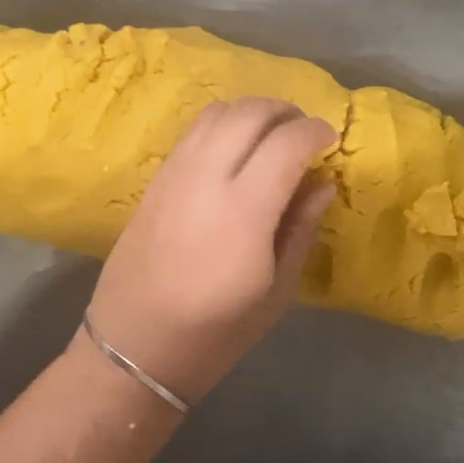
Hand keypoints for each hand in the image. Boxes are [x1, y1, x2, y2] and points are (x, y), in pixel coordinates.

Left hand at [75, 98, 335, 403]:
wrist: (132, 351)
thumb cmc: (216, 332)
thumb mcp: (277, 290)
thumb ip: (302, 227)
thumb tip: (325, 182)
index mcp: (244, 211)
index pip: (288, 142)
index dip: (316, 132)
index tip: (331, 140)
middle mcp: (207, 179)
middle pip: (252, 113)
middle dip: (287, 113)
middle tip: (304, 134)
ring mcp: (176, 173)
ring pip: (221, 111)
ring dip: (254, 112)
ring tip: (272, 135)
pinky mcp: (156, 178)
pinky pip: (196, 128)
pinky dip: (225, 122)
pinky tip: (237, 147)